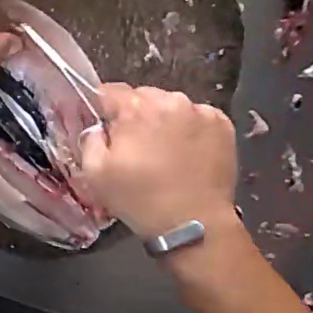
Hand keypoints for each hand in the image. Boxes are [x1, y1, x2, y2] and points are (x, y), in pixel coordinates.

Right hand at [78, 84, 237, 239]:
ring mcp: (201, 112)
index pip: (110, 91)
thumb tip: (96, 127)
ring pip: (170, 105)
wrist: (193, 222)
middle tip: (131, 143)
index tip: (99, 123)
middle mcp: (171, 101)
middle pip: (143, 96)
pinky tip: (182, 151)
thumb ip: (89, 139)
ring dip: (161, 120)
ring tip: (160, 149)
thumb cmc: (138, 198)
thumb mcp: (95, 173)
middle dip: (133, 113)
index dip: (100, 105)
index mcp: (136, 109)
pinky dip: (186, 128)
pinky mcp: (223, 125)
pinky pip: (195, 117)